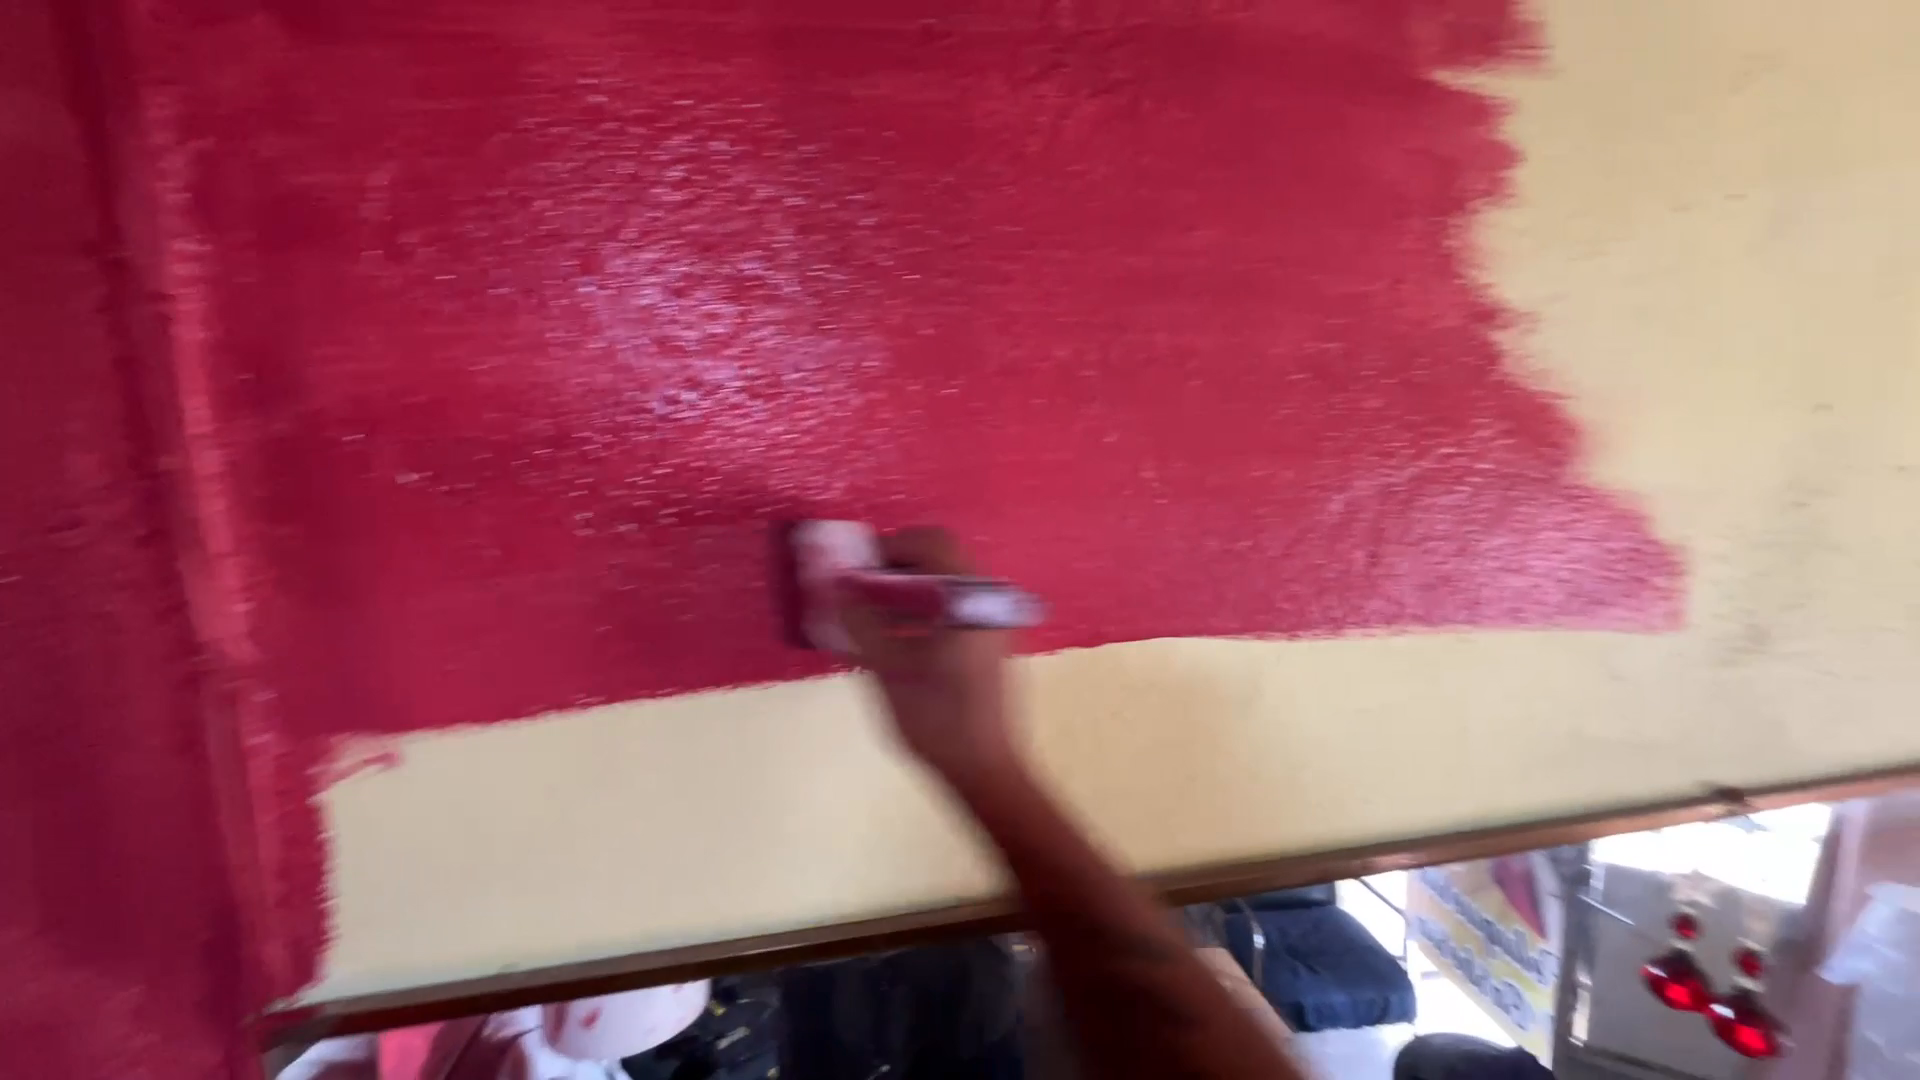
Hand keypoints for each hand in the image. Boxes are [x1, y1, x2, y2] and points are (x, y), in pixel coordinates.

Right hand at [839, 527, 1020, 782]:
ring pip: (948, 579)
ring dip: (909, 585)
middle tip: (862, 589)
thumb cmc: (936, 720)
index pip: (928, 542)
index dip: (885, 548)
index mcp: (970, 597)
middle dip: (896, 565)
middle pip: (940, 555)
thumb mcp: (888, 668)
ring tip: (874, 613)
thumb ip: (860, 620)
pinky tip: (900, 633)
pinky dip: (927, 605)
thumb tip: (834, 584)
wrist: (985, 769)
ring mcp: (997, 617)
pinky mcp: (994, 637)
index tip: (855, 571)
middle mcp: (991, 597)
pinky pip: (958, 602)